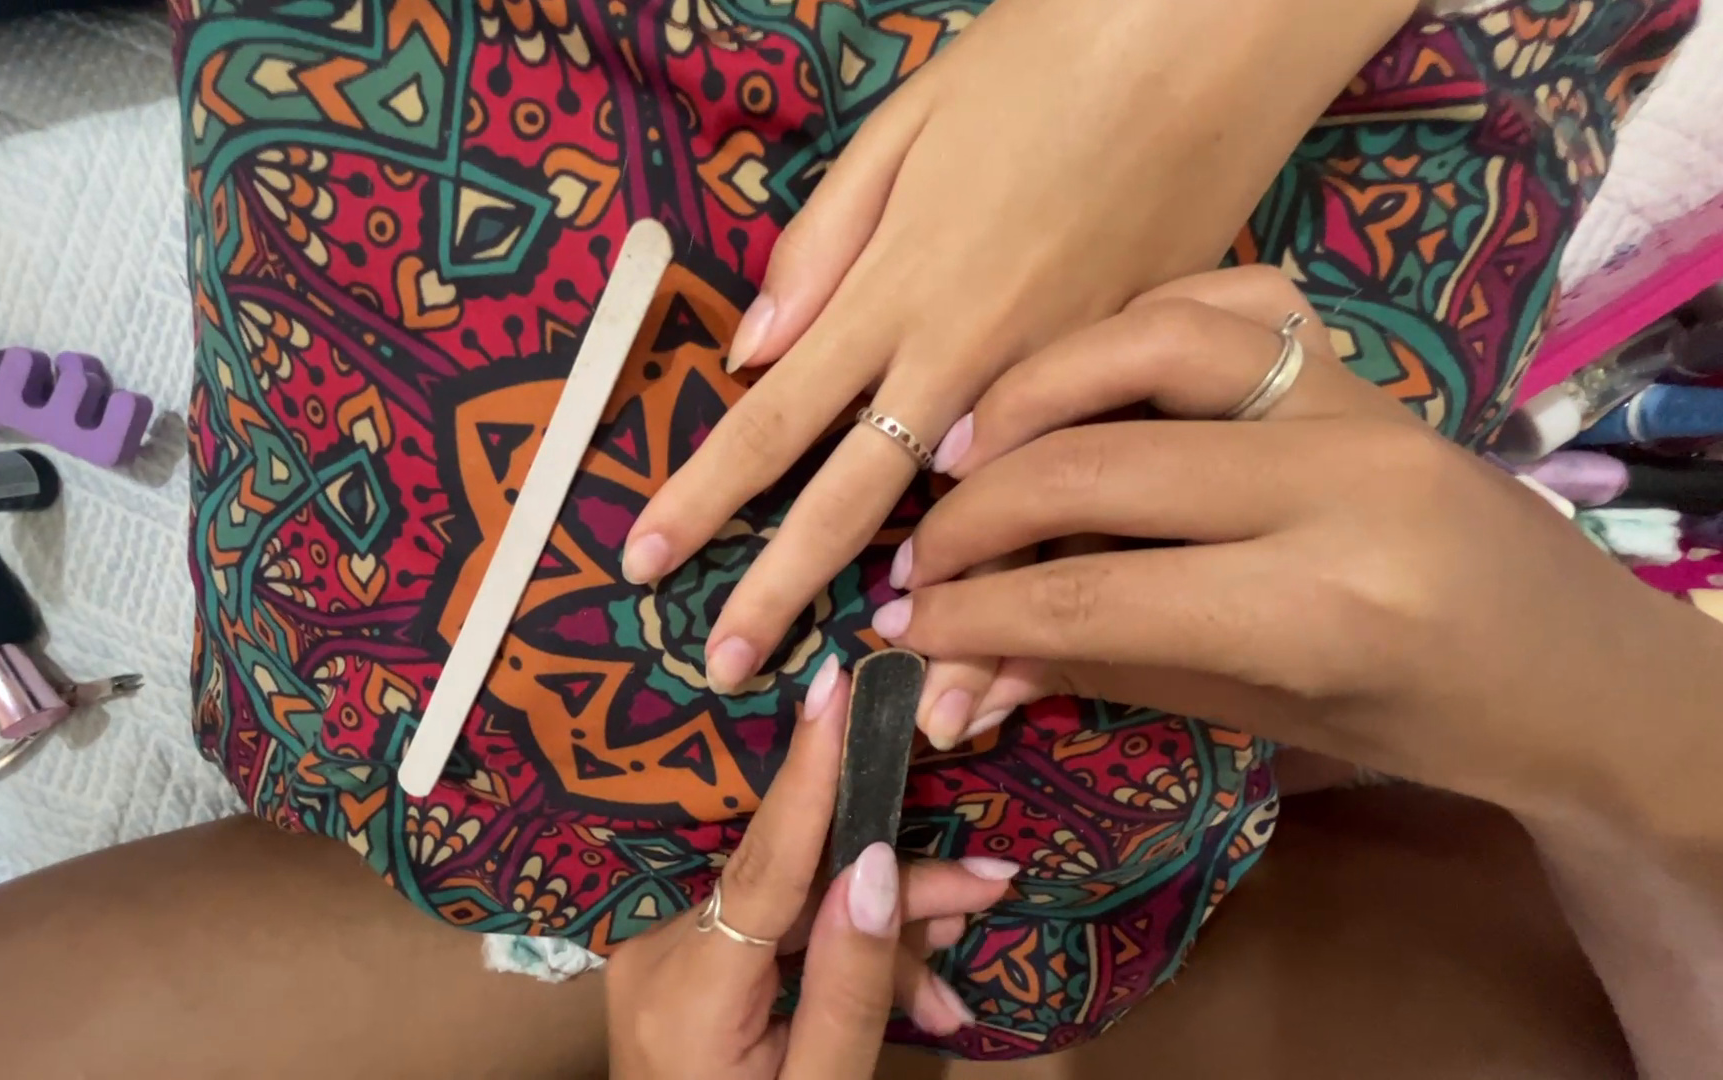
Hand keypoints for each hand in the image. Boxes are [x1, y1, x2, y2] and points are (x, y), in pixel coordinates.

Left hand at [605, 658, 1017, 1079]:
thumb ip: (850, 988)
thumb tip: (880, 868)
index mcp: (689, 992)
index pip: (764, 861)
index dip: (808, 772)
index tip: (835, 687)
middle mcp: (666, 946)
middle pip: (797, 880)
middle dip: (895, 881)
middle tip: (984, 878)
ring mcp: (671, 946)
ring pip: (796, 900)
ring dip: (879, 925)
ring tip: (956, 952)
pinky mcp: (690, 952)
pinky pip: (776, 926)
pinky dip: (840, 945)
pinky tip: (912, 984)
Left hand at [620, 0, 1419, 701]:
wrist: (1215, 38)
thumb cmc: (1041, 64)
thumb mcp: (902, 128)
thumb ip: (820, 249)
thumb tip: (750, 352)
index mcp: (894, 291)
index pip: (770, 421)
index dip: (701, 499)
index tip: (644, 563)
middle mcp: (960, 360)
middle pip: (846, 499)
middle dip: (778, 589)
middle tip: (723, 667)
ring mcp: (1044, 389)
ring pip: (951, 520)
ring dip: (901, 608)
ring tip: (853, 682)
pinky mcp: (1114, 394)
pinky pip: (1046, 497)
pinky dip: (1006, 566)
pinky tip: (976, 620)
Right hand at [865, 267, 1722, 817]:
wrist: (1584, 669)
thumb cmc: (1413, 723)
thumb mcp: (1241, 718)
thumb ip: (1085, 674)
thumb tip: (948, 685)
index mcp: (1320, 608)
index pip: (1085, 597)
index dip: (972, 614)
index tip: (899, 626)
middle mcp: (1337, 483)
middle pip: (1089, 469)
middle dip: (971, 517)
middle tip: (919, 557)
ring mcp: (1354, 400)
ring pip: (1144, 348)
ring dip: (1026, 396)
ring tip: (963, 451)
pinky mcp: (1357, 360)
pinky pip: (1224, 301)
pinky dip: (1129, 327)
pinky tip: (1077, 375)